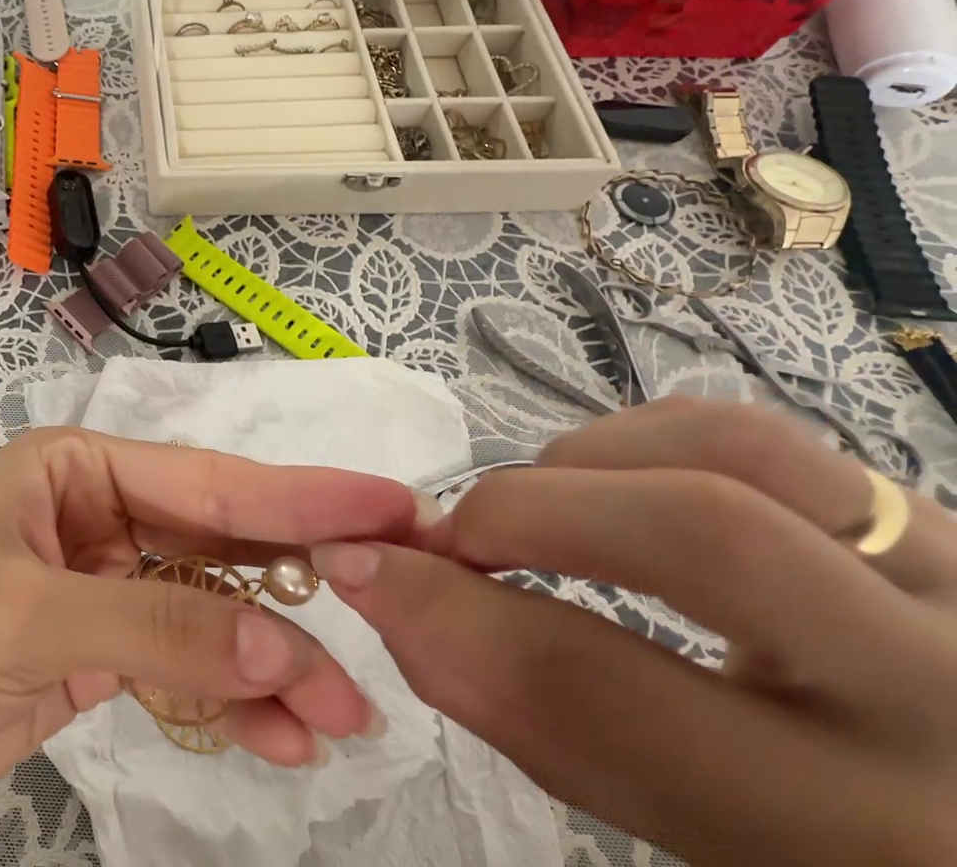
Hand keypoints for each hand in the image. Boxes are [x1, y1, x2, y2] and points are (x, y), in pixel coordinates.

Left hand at [0, 428, 418, 866]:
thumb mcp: (31, 617)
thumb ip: (157, 627)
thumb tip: (284, 651)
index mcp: (74, 470)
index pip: (204, 482)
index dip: (299, 497)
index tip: (391, 509)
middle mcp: (97, 517)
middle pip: (220, 547)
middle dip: (295, 596)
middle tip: (388, 632)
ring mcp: (103, 588)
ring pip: (211, 615)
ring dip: (272, 665)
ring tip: (341, 719)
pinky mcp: (99, 653)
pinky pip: (184, 667)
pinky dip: (230, 700)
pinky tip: (280, 739)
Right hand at [313, 398, 956, 866]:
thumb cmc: (790, 828)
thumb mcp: (659, 811)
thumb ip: (515, 706)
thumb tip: (382, 587)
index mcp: (860, 827)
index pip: (601, 691)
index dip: (450, 614)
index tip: (359, 568)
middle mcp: (946, 690)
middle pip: (697, 533)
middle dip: (521, 513)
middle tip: (453, 539)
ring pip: (734, 447)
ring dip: (580, 462)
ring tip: (536, 510)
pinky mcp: (939, 516)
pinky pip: (759, 430)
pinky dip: (638, 438)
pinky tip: (610, 488)